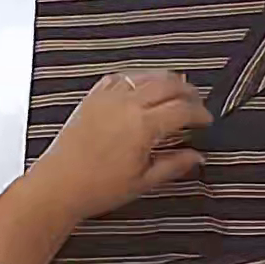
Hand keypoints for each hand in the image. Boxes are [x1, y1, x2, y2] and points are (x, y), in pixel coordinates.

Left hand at [0, 71, 210, 263]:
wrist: (58, 185)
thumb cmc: (97, 187)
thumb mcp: (144, 181)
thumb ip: (174, 164)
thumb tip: (197, 157)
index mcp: (143, 125)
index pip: (183, 109)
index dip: (200, 113)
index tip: (206, 121)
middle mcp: (127, 104)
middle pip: (169, 84)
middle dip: (188, 92)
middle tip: (196, 104)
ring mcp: (109, 97)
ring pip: (147, 76)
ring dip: (166, 81)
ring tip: (176, 92)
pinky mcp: (93, 97)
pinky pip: (122, 77)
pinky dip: (138, 79)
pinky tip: (143, 87)